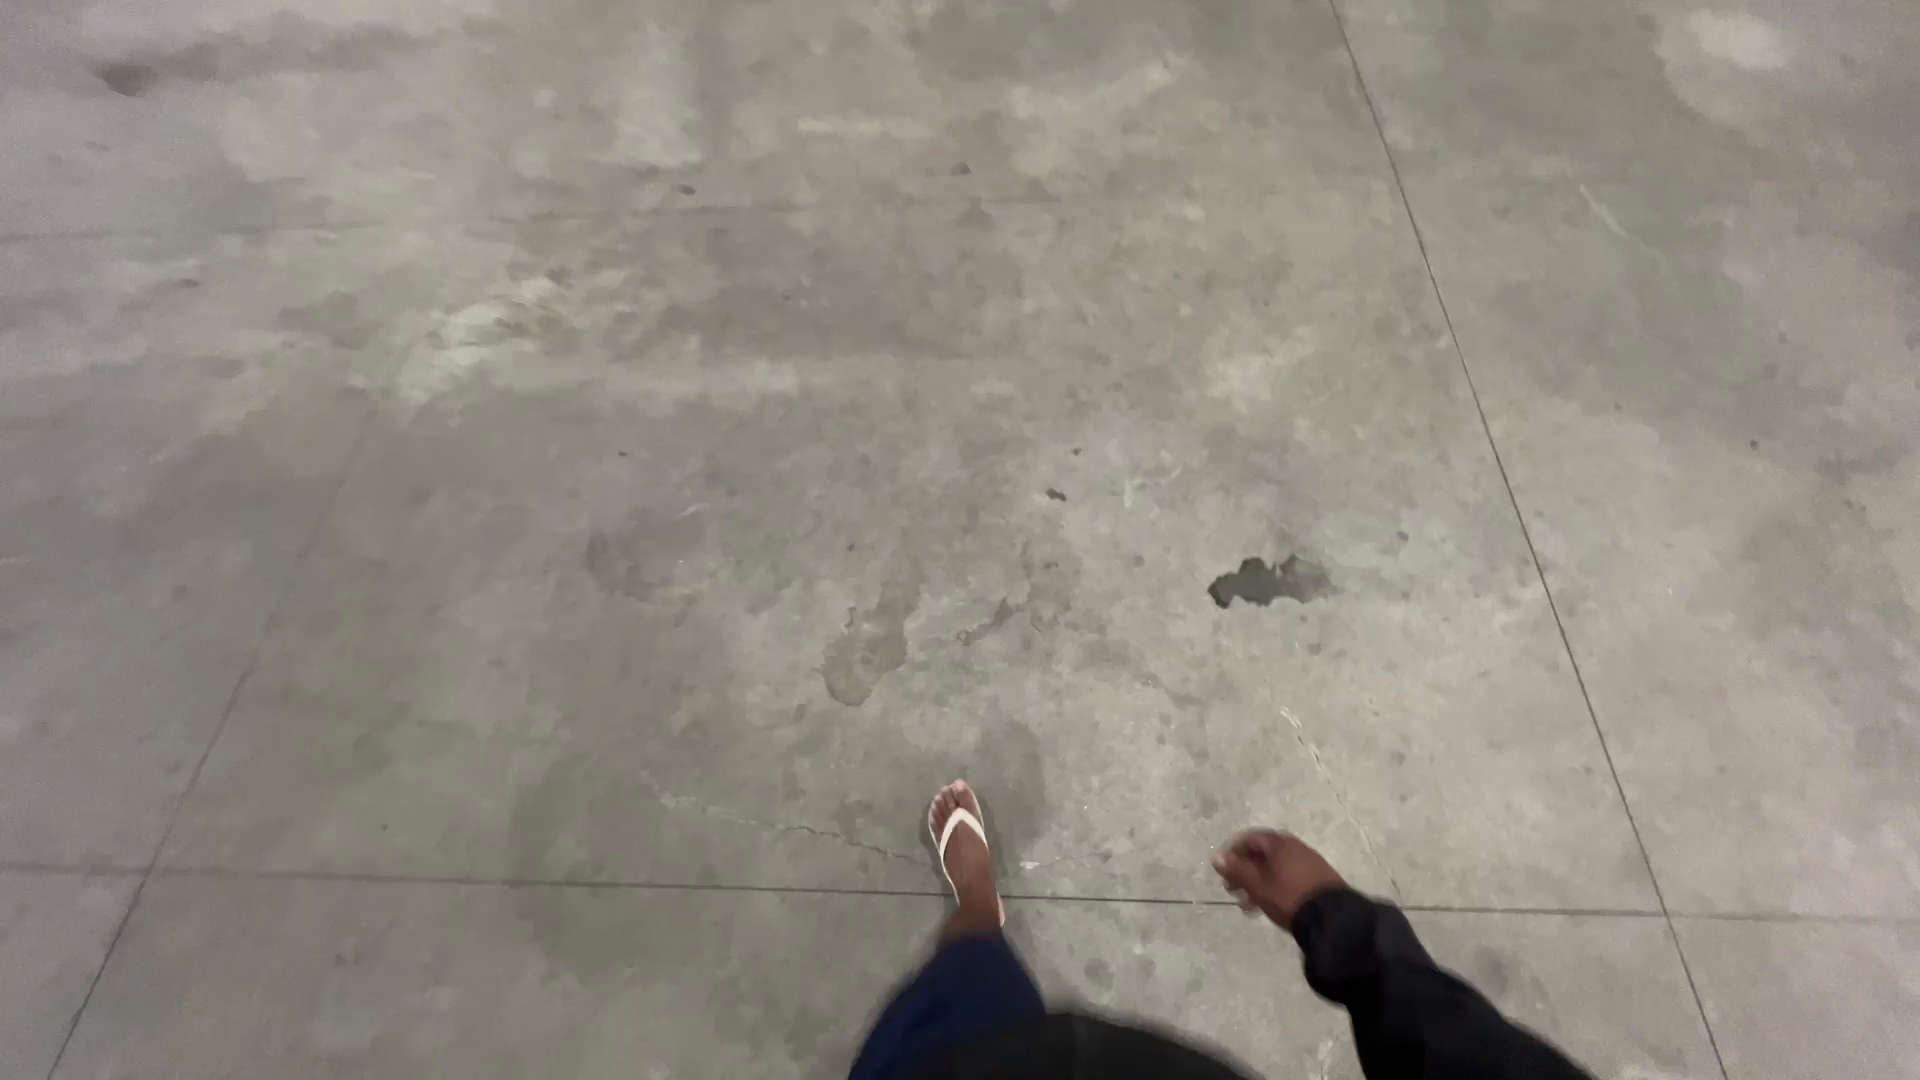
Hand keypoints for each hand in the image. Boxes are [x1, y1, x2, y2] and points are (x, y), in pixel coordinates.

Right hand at [1213, 829, 1346, 928]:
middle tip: (1232, 890)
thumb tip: (1217, 858)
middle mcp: (1294, 847)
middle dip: (1244, 872)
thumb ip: (1236, 870)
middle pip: (1262, 854)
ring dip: (1258, 883)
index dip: (1232, 853)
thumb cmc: (1288, 896)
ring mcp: (1310, 863)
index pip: (1248, 839)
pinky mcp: (1320, 880)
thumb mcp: (1257, 885)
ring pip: (1275, 869)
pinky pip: (1290, 878)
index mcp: (1278, 843)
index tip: (1222, 871)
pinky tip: (1270, 906)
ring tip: (1248, 905)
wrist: (1334, 920)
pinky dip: (1275, 888)